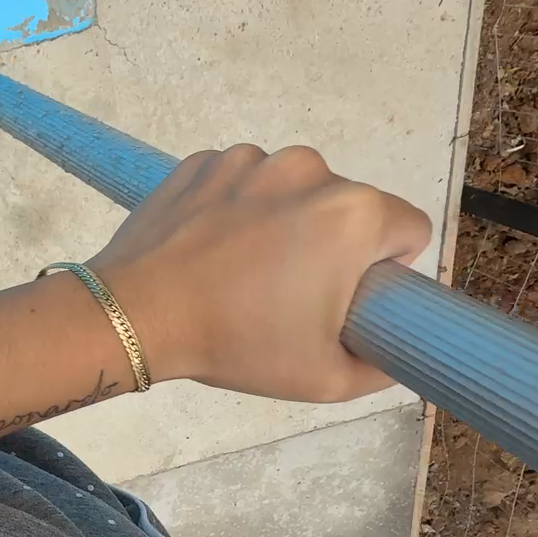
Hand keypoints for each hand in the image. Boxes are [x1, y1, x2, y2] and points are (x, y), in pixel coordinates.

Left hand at [86, 145, 432, 402]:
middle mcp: (303, 169)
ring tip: (235, 265)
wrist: (133, 313)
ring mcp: (243, 159)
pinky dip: (230, 204)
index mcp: (352, 212)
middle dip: (327, 241)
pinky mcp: (196, 162)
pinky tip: (206, 241)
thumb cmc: (232, 342)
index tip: (337, 296)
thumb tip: (393, 344)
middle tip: (279, 287)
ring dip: (277, 217)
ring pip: (288, 188)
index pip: (405, 231)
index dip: (380, 269)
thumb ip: (384, 362)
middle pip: (344, 206)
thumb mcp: (327, 377)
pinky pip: (236, 181)